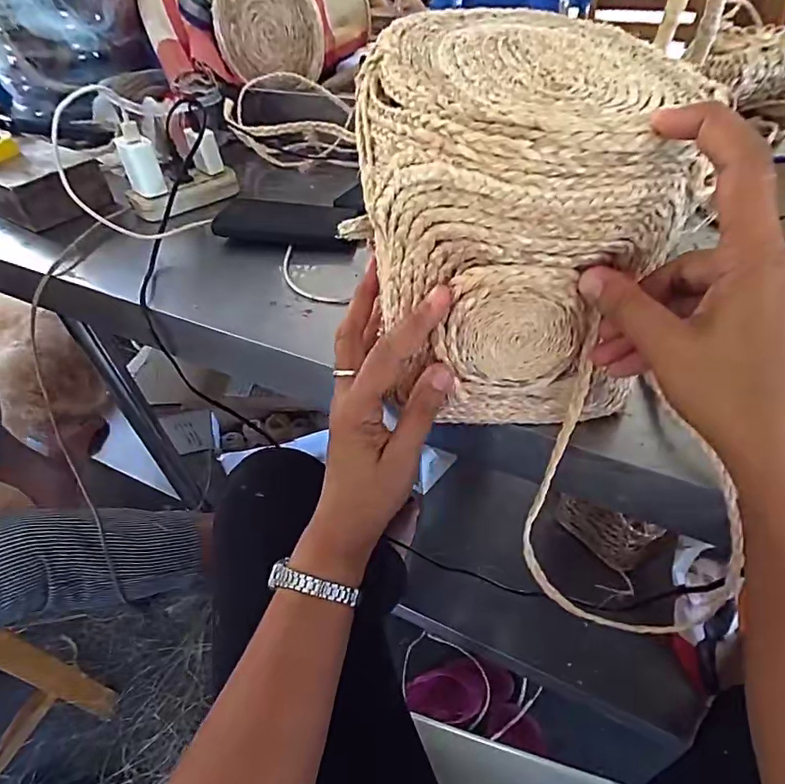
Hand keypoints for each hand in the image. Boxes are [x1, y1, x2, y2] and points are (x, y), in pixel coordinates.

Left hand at [296, 260, 455, 583]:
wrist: (341, 525)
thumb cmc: (371, 498)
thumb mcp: (402, 460)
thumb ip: (420, 413)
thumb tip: (443, 370)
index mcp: (356, 406)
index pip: (386, 353)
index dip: (415, 322)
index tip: (441, 294)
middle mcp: (345, 394)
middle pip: (351, 333)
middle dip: (366, 293)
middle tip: (381, 258)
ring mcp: (345, 398)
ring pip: (350, 343)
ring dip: (364, 307)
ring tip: (382, 277)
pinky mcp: (353, 406)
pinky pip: (358, 359)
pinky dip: (370, 333)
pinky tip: (387, 325)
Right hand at [580, 103, 784, 466]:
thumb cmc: (735, 398)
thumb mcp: (670, 350)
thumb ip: (629, 308)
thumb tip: (590, 277)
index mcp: (759, 256)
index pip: (742, 165)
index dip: (704, 128)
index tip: (660, 124)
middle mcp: (778, 265)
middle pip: (698, 260)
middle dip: (645, 297)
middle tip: (603, 333)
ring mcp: (781, 296)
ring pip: (703, 294)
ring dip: (657, 324)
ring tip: (615, 361)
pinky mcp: (779, 324)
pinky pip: (721, 313)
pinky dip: (683, 334)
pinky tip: (645, 365)